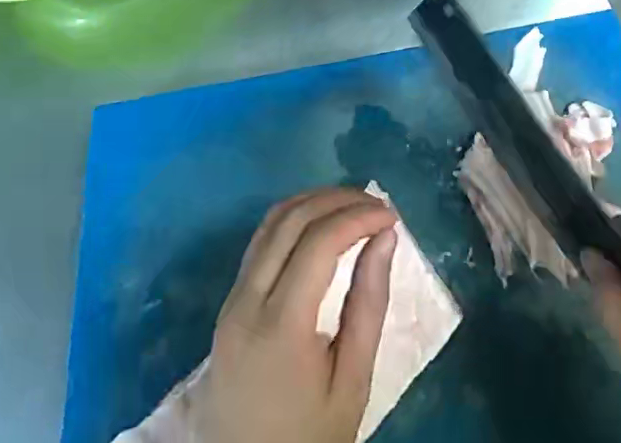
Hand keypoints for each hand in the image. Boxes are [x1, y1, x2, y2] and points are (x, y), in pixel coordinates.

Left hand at [201, 187, 398, 442]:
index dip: (358, 217)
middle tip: (378, 204)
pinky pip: (259, 243)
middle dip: (338, 200)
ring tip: (354, 206)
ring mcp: (231, 300)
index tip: (393, 216)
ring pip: (270, 223)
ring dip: (313, 203)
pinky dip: (292, 220)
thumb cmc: (308, 437)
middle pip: (291, 220)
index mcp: (280, 326)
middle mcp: (247, 301)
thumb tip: (385, 238)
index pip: (318, 242)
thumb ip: (368, 306)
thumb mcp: (351, 383)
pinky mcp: (228, 304)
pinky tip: (320, 224)